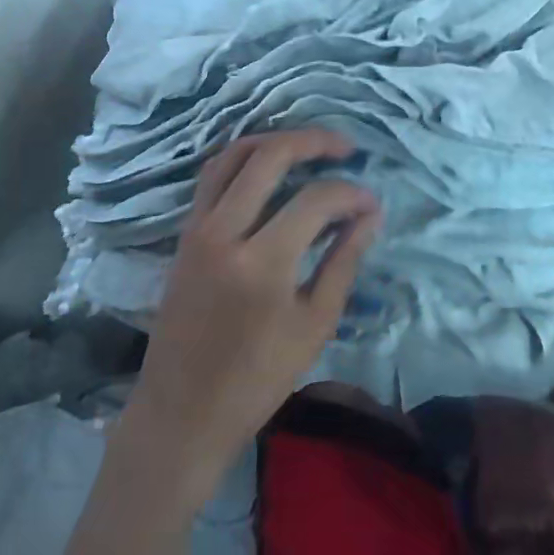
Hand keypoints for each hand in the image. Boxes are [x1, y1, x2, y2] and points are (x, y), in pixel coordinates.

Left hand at [70, 130, 379, 554]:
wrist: (181, 414)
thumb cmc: (257, 379)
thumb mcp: (315, 325)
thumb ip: (344, 261)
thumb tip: (370, 214)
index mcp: (262, 263)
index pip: (316, 200)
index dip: (352, 194)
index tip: (372, 205)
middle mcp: (224, 232)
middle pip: (269, 156)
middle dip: (314, 141)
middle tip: (345, 147)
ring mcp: (197, 228)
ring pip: (233, 155)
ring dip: (274, 141)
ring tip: (309, 147)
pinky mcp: (184, 234)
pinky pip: (213, 177)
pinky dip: (244, 160)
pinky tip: (269, 168)